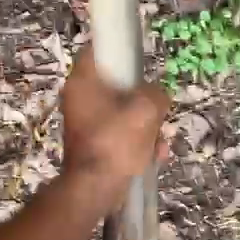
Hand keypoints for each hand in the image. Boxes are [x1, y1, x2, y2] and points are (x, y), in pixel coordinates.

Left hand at [59, 49, 168, 198]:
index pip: (97, 50)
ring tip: (160, 143)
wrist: (94, 189)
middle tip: (158, 112)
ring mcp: (85, 120)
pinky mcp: (93, 140)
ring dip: (147, 125)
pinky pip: (120, 131)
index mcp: (82, 81)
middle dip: (144, 100)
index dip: (119, 50)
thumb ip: (156, 96)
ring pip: (123, 111)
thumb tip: (156, 96)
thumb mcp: (144, 112)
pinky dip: (138, 141)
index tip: (138, 60)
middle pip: (117, 84)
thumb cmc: (114, 143)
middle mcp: (79, 96)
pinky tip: (155, 156)